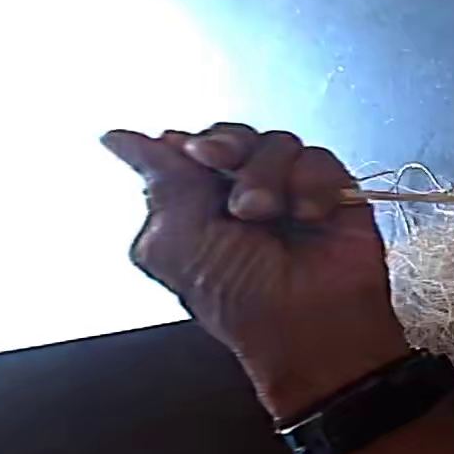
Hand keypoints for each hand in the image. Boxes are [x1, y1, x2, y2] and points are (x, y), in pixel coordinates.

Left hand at [103, 123, 408, 421]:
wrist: (310, 317)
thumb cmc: (240, 296)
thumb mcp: (175, 242)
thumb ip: (159, 181)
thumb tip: (119, 138)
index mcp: (197, 204)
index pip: (192, 146)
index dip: (196, 144)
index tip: (198, 157)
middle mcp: (245, 192)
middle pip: (236, 136)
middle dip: (233, 151)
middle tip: (235, 189)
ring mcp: (292, 191)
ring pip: (279, 143)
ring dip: (272, 177)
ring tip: (274, 215)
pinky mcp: (334, 193)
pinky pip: (320, 159)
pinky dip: (313, 184)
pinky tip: (310, 215)